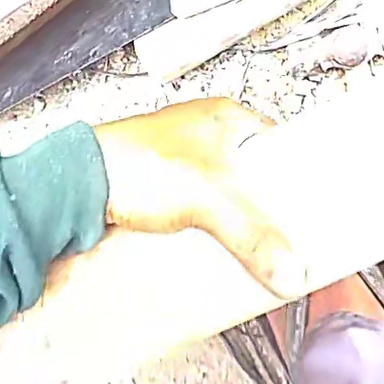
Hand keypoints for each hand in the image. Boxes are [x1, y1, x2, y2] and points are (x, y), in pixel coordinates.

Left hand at [93, 98, 305, 297]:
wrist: (78, 184)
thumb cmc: (137, 162)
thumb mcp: (209, 198)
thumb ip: (252, 234)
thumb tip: (290, 268)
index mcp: (224, 116)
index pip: (275, 140)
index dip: (291, 170)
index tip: (305, 200)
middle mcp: (204, 132)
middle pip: (250, 170)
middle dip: (260, 201)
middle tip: (277, 229)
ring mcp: (181, 158)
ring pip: (223, 190)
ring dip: (232, 215)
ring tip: (247, 241)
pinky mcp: (161, 184)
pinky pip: (197, 206)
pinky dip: (206, 224)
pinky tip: (210, 244)